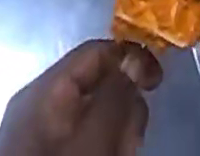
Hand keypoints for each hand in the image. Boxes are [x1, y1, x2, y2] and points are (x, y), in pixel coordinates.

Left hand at [0, 40, 163, 155]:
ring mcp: (40, 138)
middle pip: (96, 86)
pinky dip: (102, 150)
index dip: (129, 58)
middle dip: (123, 111)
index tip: (160, 83)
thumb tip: (136, 59)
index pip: (94, 52)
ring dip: (115, 138)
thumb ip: (116, 97)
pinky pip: (82, 144)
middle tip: (128, 146)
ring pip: (93, 120)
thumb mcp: (92, 142)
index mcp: (46, 90)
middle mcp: (40, 106)